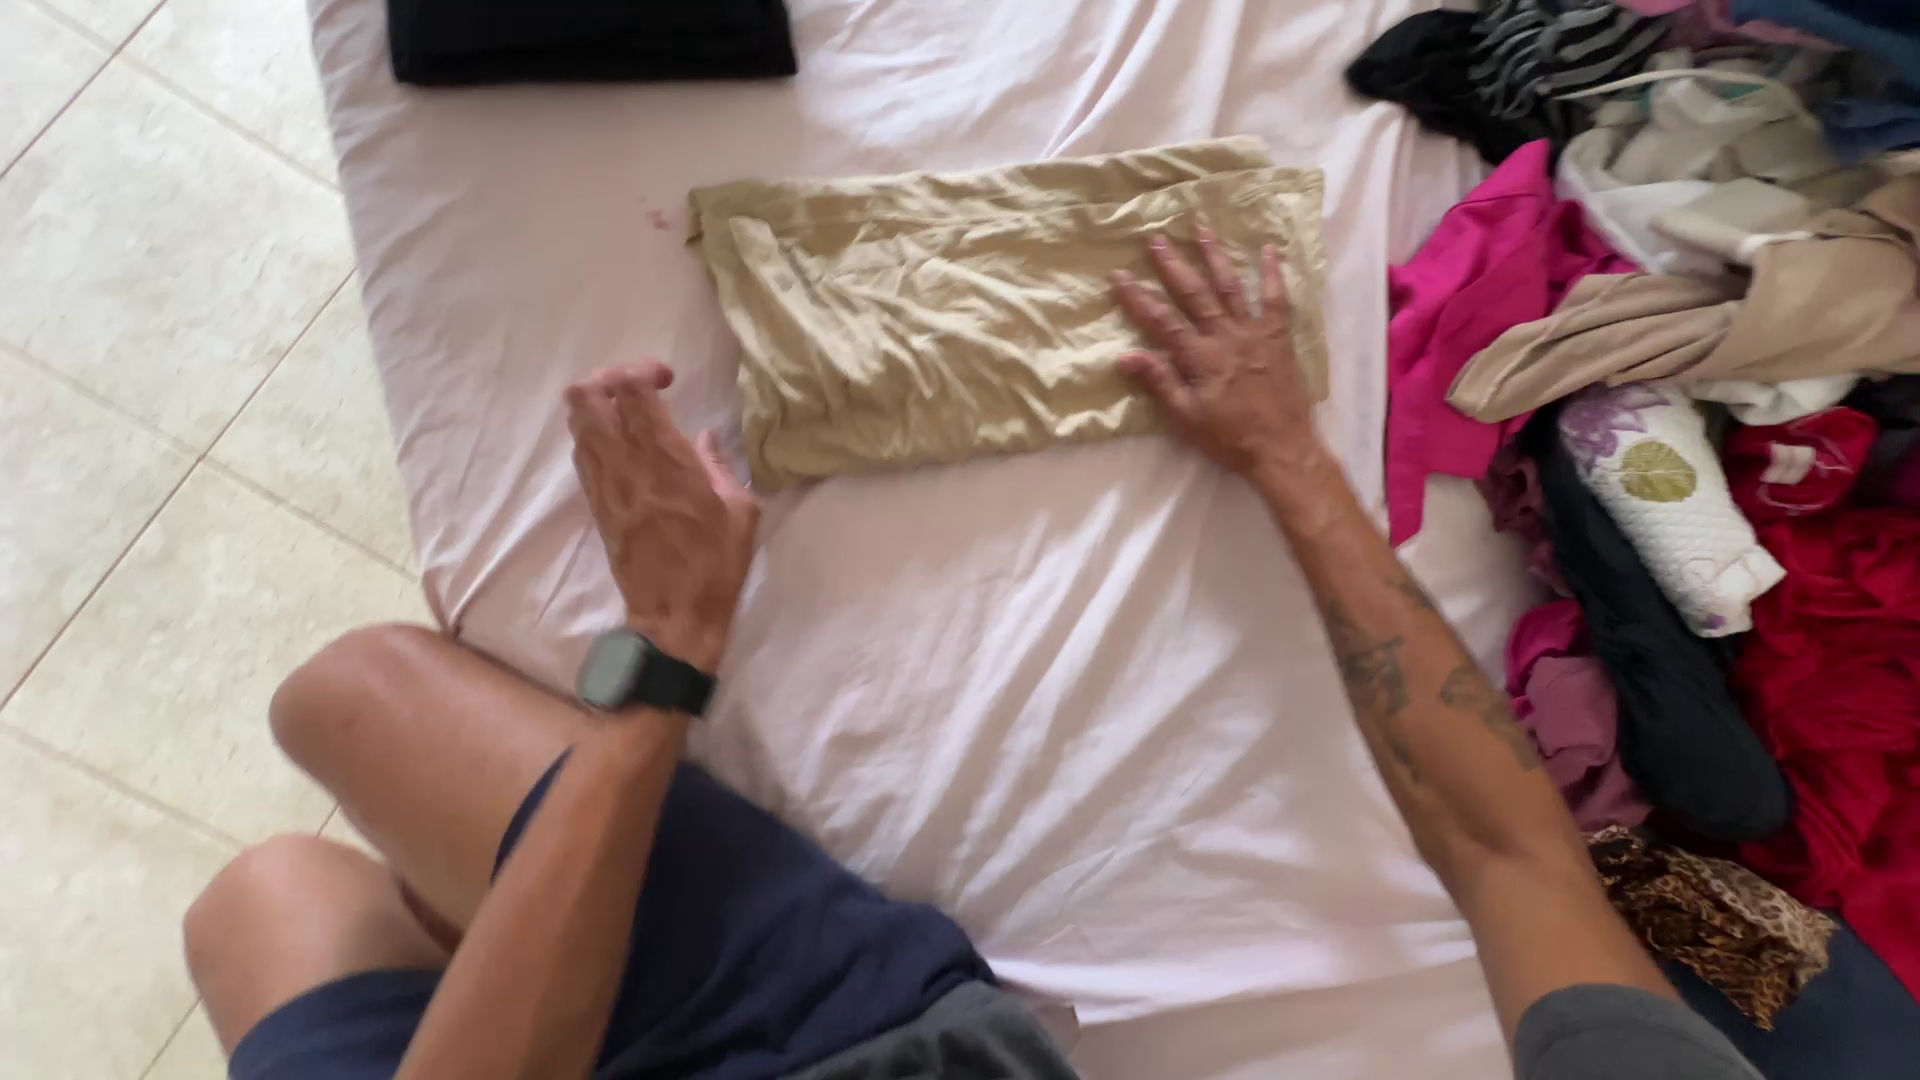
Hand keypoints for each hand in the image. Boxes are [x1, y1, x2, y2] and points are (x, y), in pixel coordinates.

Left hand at [566, 361, 758, 673]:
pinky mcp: (596, 505)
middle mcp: (627, 465)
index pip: (630, 391)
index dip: (642, 370)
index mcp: (667, 460)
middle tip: (639, 389)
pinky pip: (583, 454)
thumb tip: (704, 439)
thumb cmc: (718, 563)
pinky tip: (622, 446)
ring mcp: (605, 485)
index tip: (667, 379)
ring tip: (629, 415)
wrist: (675, 615)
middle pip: (586, 397)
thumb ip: (720, 467)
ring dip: (598, 406)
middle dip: (608, 379)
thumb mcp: (741, 511)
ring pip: (577, 423)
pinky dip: (595, 436)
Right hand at [1110, 227, 1321, 477]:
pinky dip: (1273, 273)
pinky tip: (1269, 249)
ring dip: (1215, 256)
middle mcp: (1226, 337)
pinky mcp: (1279, 337)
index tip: (1118, 276)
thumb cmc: (1227, 438)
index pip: (1162, 321)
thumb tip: (1125, 356)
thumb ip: (1159, 383)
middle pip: (1195, 294)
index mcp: (1200, 358)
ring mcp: (1255, 333)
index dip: (1138, 298)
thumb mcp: (1185, 418)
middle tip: (1155, 237)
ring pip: (1232, 287)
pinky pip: (1277, 299)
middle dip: (1173, 264)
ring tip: (1201, 228)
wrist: (1281, 448)